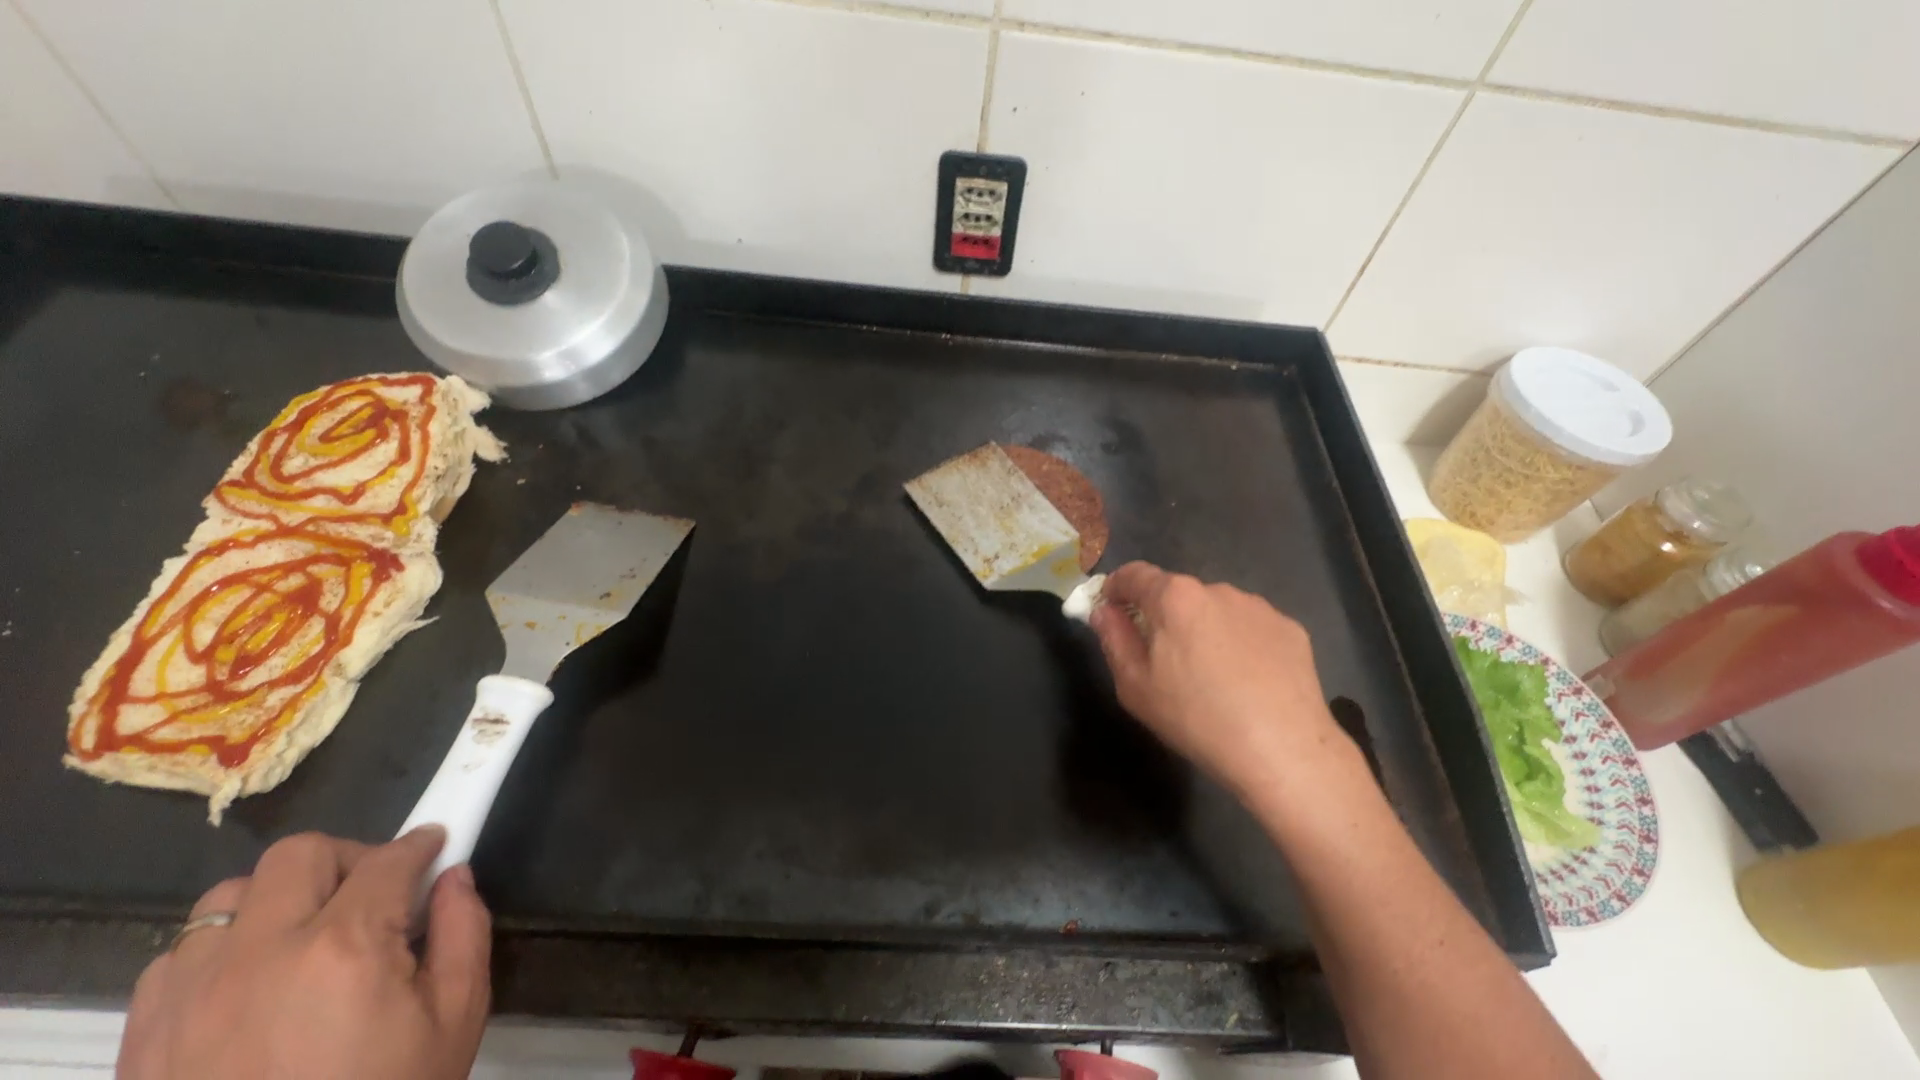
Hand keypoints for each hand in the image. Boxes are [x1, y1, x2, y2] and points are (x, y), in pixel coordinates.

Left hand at [118, 827, 491, 1079]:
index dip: (421, 845)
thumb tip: (455, 877)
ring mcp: (193, 991)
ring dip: (279, 899)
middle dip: (349, 858)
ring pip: (231, 896)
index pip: (389, 860)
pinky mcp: (146, 1031)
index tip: (435, 845)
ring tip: (306, 939)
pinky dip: (223, 951)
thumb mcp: (454, 1021)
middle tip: (374, 891)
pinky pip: (180, 954)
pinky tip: (252, 985)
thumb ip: (464, 933)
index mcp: (345, 947)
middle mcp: (262, 952)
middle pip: (302, 855)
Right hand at [1089, 562, 1359, 802]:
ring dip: (1204, 630)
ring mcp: (1259, 608)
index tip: (1110, 609)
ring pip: (1217, 611)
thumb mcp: (1135, 687)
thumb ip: (1114, 640)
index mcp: (1175, 598)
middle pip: (1178, 593)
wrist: (1283, 749)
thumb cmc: (1196, 718)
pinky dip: (1241, 645)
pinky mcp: (1290, 629)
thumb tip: (1105, 612)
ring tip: (1210, 676)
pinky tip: (1247, 682)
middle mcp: (1218, 590)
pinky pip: (1251, 629)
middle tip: (1161, 658)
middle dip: (1163, 616)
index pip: (1135, 575)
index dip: (1115, 588)